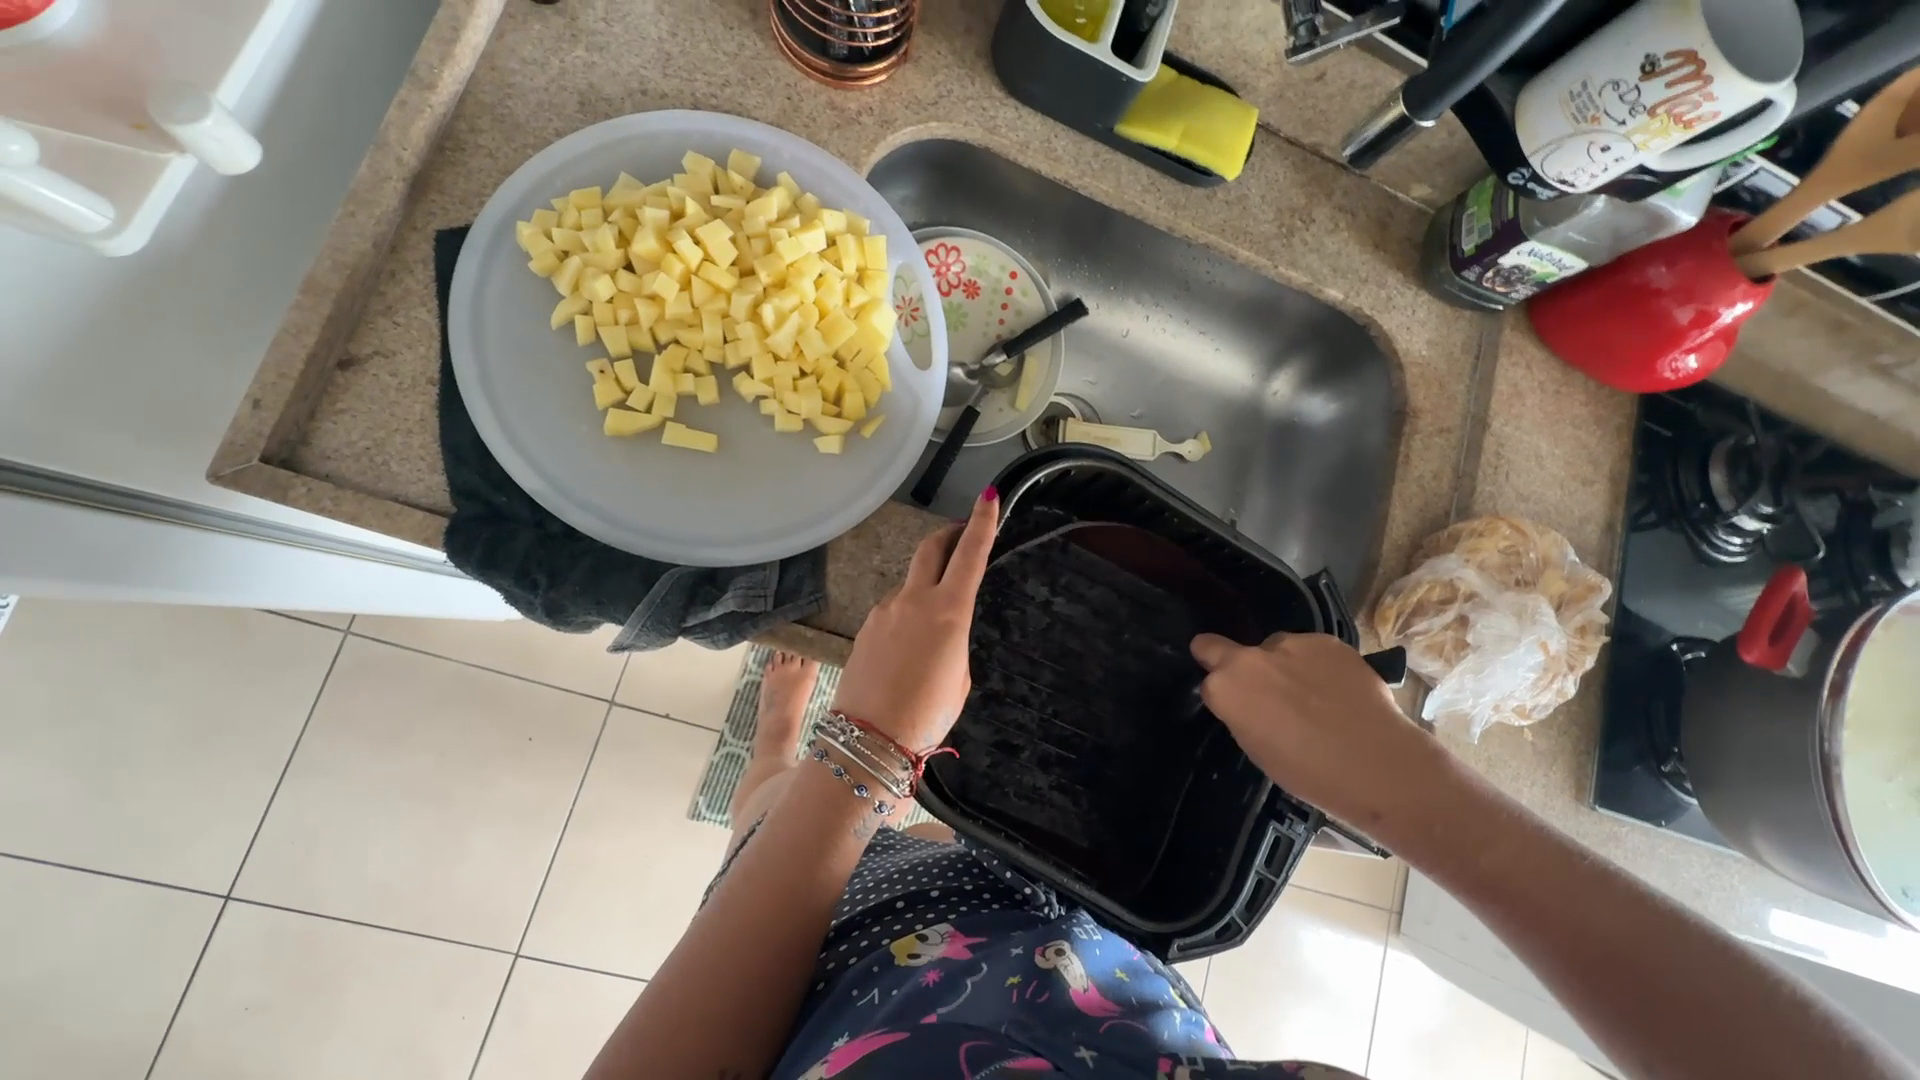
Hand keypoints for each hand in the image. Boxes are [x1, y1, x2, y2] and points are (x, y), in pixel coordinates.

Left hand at [833, 488, 999, 752]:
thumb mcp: (960, 678)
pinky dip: (906, 615)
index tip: (989, 497)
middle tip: (961, 534)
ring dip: (926, 587)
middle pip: (931, 549)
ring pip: (910, 584)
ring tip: (935, 626)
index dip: (982, 523)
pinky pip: (892, 610)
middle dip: (949, 536)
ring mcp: (884, 611)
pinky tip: (908, 648)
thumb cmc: (927, 714)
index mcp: (948, 611)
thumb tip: (943, 632)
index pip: (970, 554)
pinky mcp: (865, 627)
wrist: (868, 738)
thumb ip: (955, 642)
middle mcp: (913, 600)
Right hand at [1191, 632, 1446, 830]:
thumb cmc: (1307, 771)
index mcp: (1225, 688)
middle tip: (1263, 690)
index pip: (1205, 674)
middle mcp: (1249, 658)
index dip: (1220, 688)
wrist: (1374, 762)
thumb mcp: (1256, 748)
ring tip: (1314, 694)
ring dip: (1283, 664)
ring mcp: (1290, 644)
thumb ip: (1243, 714)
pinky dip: (1318, 664)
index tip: (1236, 702)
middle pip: (1222, 646)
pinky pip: (1311, 649)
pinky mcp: (1326, 640)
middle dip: (1234, 662)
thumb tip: (1249, 702)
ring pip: (1274, 648)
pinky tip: (1339, 690)